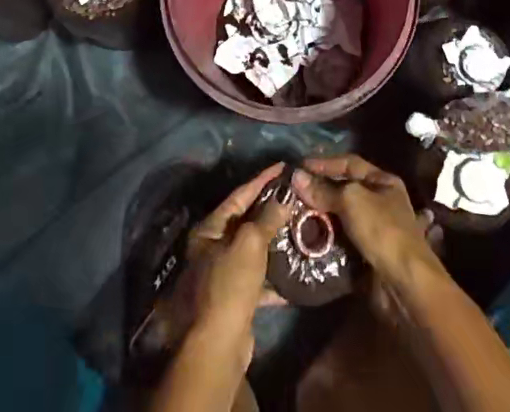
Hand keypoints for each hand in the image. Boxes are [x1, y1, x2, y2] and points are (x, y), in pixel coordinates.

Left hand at [164, 163, 292, 350]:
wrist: (217, 343)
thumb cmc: (230, 283)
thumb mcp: (250, 243)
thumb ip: (268, 217)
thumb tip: (285, 196)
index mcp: (209, 230)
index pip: (239, 195)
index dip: (262, 179)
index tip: (283, 166)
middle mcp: (212, 249)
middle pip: (245, 221)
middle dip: (270, 209)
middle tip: (295, 196)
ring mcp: (222, 274)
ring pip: (253, 249)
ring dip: (275, 240)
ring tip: (300, 226)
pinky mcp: (234, 298)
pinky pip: (258, 278)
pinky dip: (274, 274)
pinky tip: (295, 270)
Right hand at [294, 156, 439, 280]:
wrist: (403, 282)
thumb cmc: (382, 231)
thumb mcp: (353, 201)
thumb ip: (325, 190)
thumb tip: (297, 176)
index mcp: (383, 182)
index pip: (349, 164)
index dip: (324, 163)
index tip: (298, 167)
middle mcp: (380, 201)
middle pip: (344, 190)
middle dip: (318, 191)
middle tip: (290, 193)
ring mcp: (373, 229)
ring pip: (340, 217)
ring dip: (318, 217)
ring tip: (292, 215)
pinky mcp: (365, 254)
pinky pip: (340, 240)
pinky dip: (324, 239)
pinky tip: (304, 238)